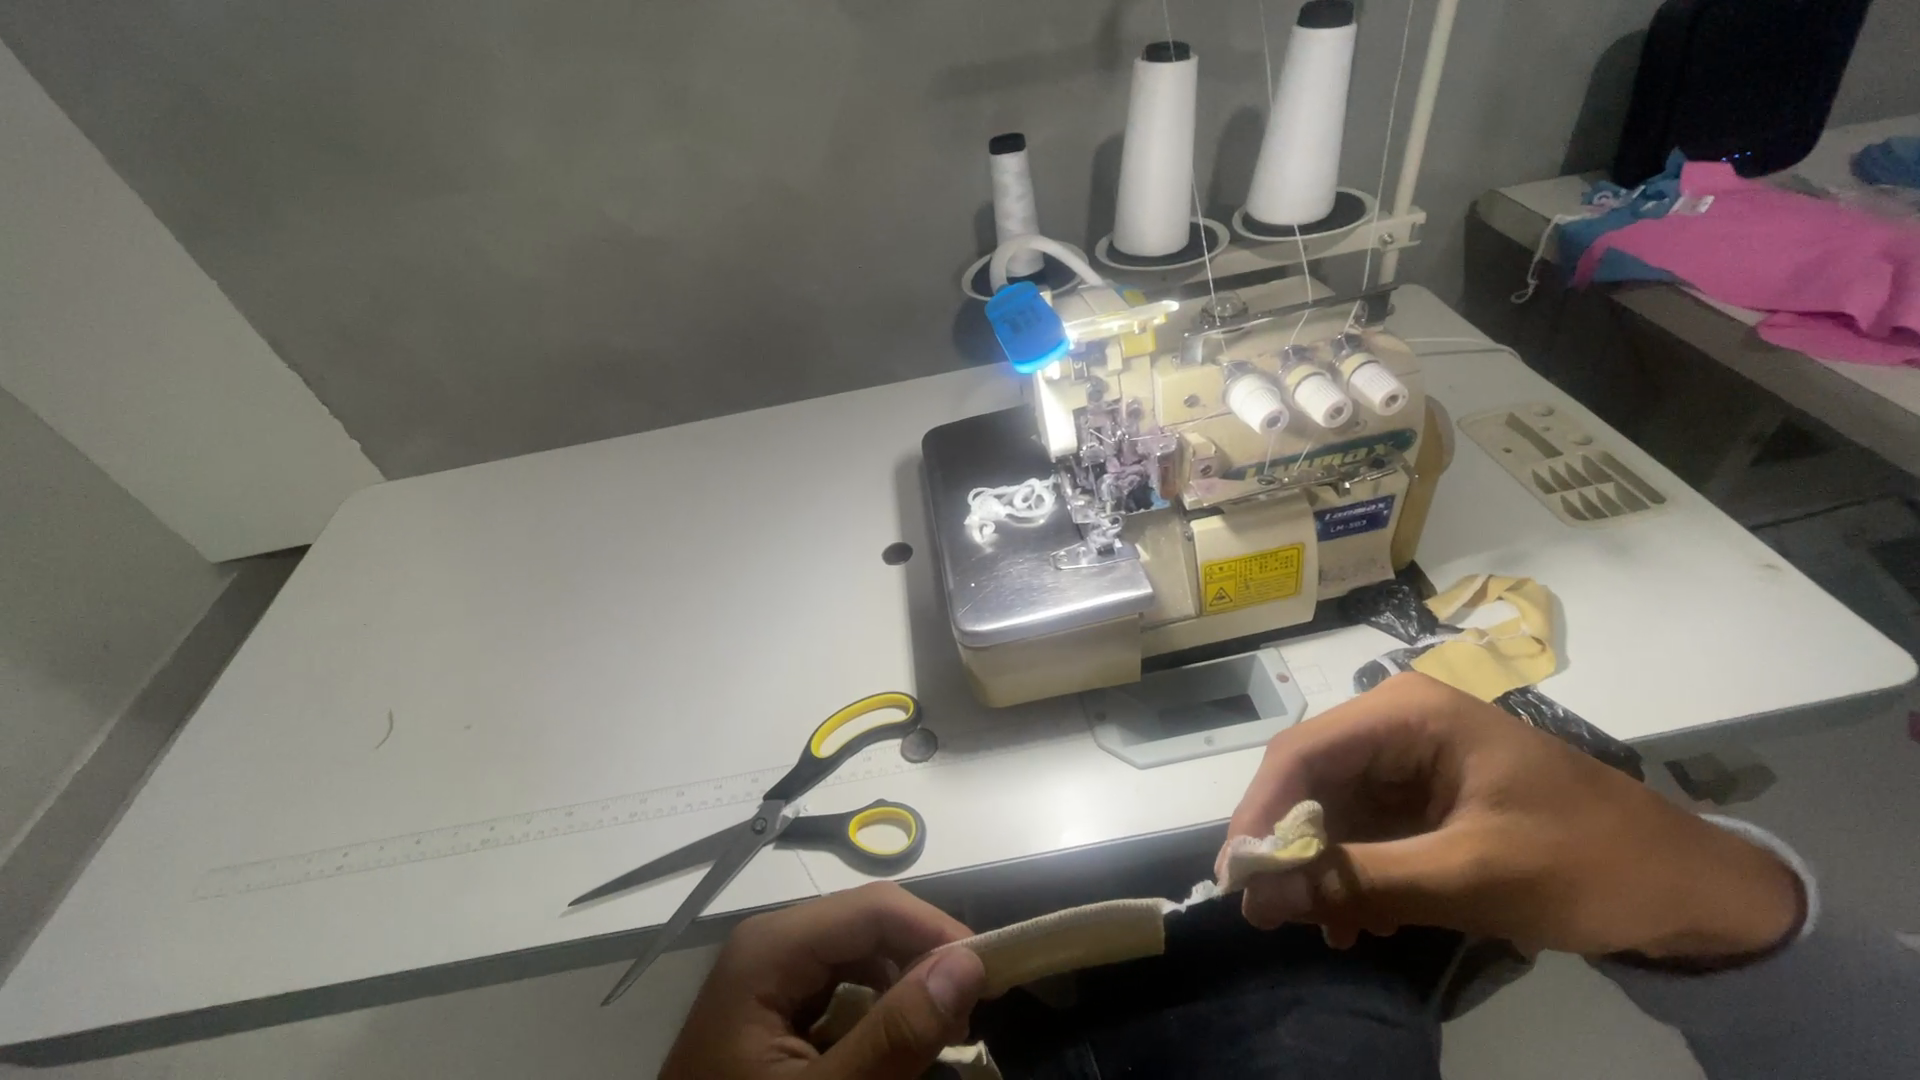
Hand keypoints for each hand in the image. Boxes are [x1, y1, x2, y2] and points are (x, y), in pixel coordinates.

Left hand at [661, 882, 986, 1079]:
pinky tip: (897, 1039)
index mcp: (772, 947)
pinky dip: (879, 1006)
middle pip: (870, 924)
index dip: (938, 932)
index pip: (876, 907)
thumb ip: (894, 1036)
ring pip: (862, 952)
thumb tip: (968, 963)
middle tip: (968, 1019)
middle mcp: (771, 940)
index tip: (991, 978)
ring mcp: (771, 969)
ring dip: (907, 985)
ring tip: (941, 1031)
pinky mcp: (776, 1000)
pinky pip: (842, 983)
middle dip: (924, 961)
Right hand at [1225, 673, 1802, 959]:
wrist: (1696, 890)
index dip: (1260, 813)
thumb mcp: (1465, 877)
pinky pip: (1365, 825)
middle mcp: (1397, 721)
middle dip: (1291, 846)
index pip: (1302, 752)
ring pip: (1332, 805)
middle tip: (1272, 912)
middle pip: (1310, 777)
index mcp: (1407, 713)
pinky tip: (1360, 918)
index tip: (1236, 878)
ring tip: (1325, 928)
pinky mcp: (1425, 789)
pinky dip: (1355, 871)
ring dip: (1323, 867)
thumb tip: (1257, 899)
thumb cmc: (1586, 865)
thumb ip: (1356, 882)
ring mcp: (1411, 755)